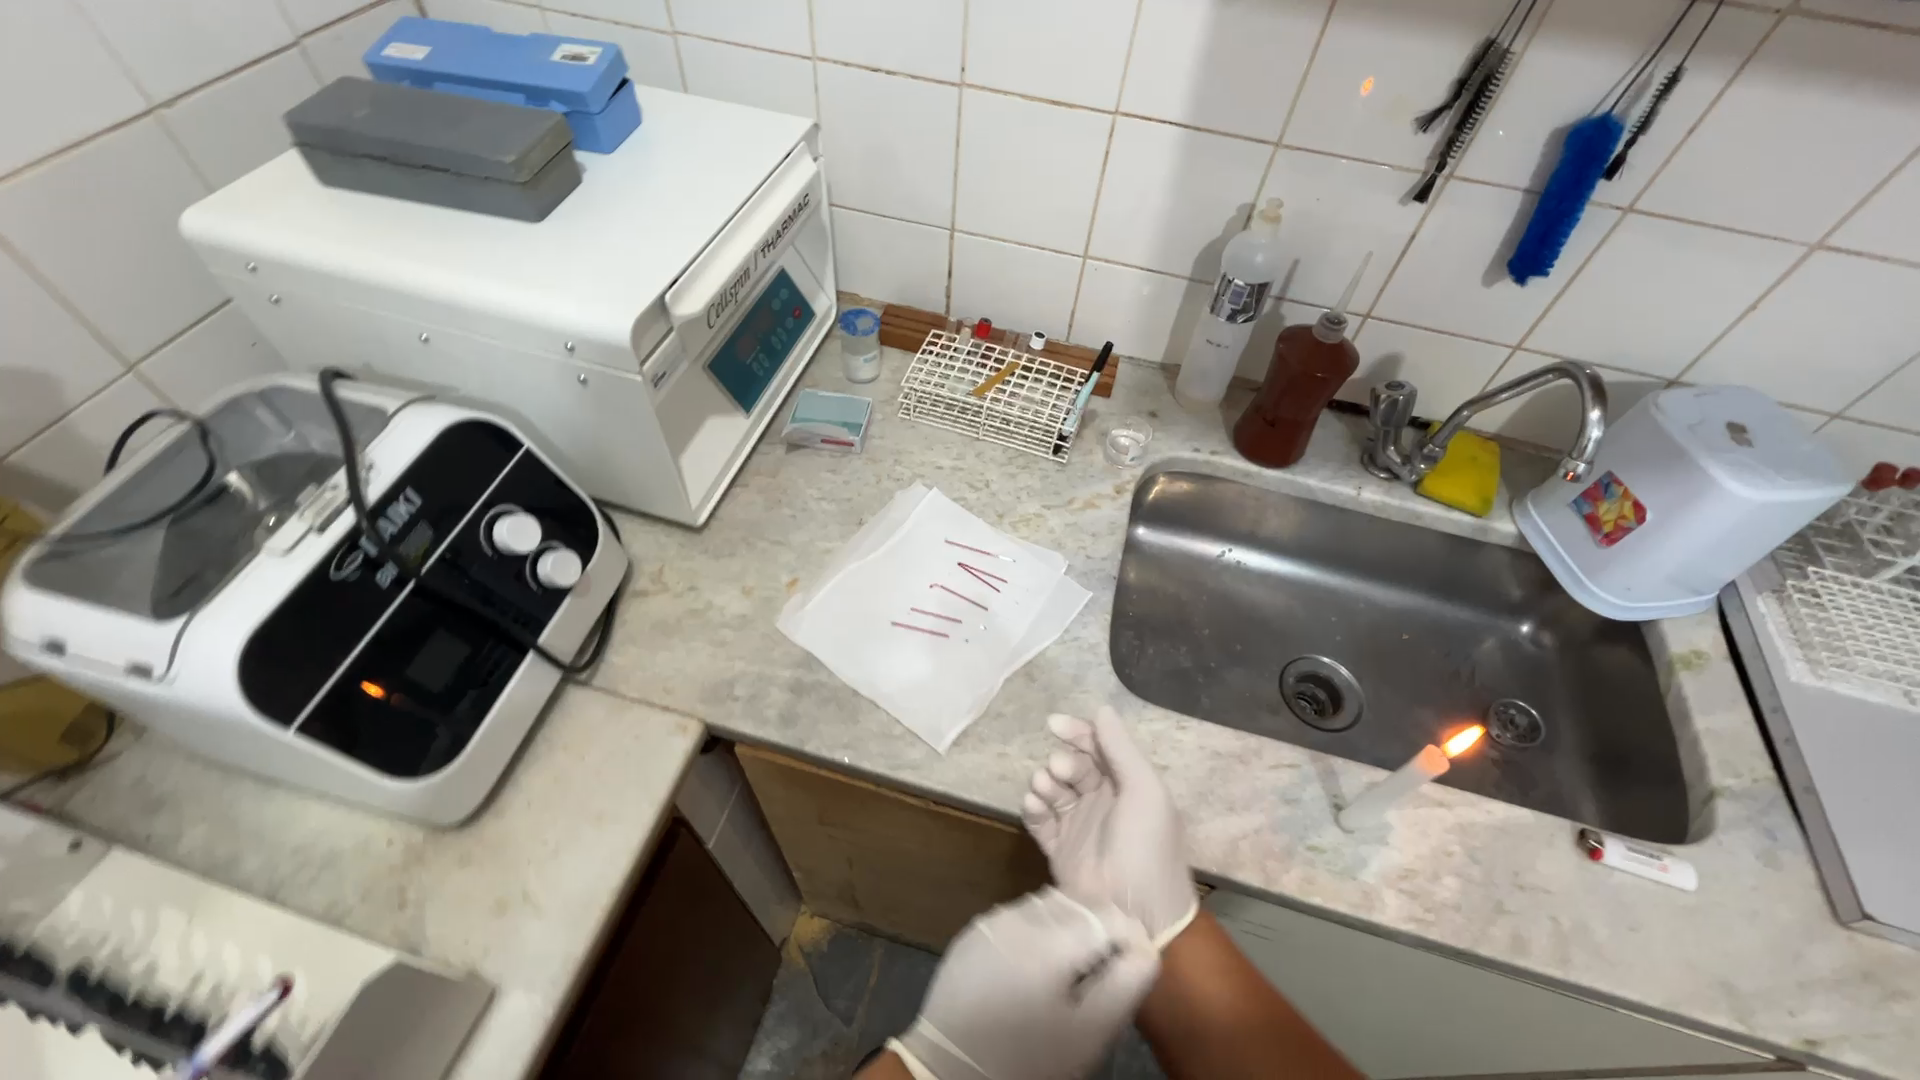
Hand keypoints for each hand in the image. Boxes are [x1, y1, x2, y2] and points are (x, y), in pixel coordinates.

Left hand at [886, 888, 1158, 1079]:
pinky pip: (1020, 915)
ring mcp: (992, 920)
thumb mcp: (1087, 1033)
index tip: (1136, 965)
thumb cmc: (1028, 1059)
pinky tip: (1040, 967)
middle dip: (1102, 927)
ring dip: (1072, 924)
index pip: (1109, 913)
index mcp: (1048, 939)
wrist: (951, 1069)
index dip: (1132, 935)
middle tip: (1109, 968)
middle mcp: (1018, 916)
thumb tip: (1147, 949)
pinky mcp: (974, 932)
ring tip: (1076, 969)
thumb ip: (1124, 985)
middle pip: (1079, 902)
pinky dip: (1040, 929)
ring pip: (1049, 904)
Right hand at [1021, 706, 1197, 948]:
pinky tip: (1034, 805)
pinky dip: (1033, 807)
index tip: (1054, 724)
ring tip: (1044, 790)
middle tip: (1060, 771)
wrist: (1133, 914)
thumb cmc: (1145, 846)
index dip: (1078, 732)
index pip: (1100, 747)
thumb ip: (1121, 749)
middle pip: (1074, 765)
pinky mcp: (1058, 849)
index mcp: (1129, 785)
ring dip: (1045, 782)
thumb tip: (1101, 709)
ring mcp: (1080, 826)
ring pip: (1054, 788)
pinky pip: (1039, 819)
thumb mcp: (1144, 791)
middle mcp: (1104, 801)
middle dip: (1063, 761)